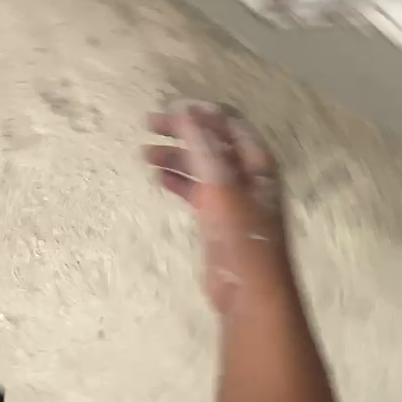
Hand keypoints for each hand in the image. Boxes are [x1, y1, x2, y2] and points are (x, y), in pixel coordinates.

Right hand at [144, 102, 292, 314]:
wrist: (250, 293)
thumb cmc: (241, 235)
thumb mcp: (221, 184)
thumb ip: (203, 146)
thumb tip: (185, 109)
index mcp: (256, 164)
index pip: (230, 124)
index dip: (202, 112)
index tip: (171, 108)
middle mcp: (246, 176)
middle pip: (211, 142)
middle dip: (182, 131)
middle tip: (149, 125)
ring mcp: (232, 197)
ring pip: (200, 165)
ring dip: (175, 156)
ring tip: (145, 154)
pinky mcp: (218, 218)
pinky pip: (195, 189)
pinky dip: (177, 180)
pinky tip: (158, 179)